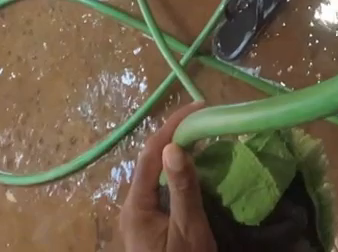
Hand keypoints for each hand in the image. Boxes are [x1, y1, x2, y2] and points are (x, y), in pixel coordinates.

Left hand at [120, 102, 214, 251]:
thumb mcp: (187, 231)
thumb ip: (181, 188)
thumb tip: (174, 145)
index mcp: (135, 206)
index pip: (150, 153)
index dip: (172, 125)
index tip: (199, 107)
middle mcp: (133, 205)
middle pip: (151, 158)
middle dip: (175, 132)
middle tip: (204, 117)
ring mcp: (141, 214)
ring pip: (156, 170)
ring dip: (178, 148)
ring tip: (202, 130)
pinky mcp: (152, 222)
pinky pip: (163, 185)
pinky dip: (179, 168)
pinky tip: (196, 161)